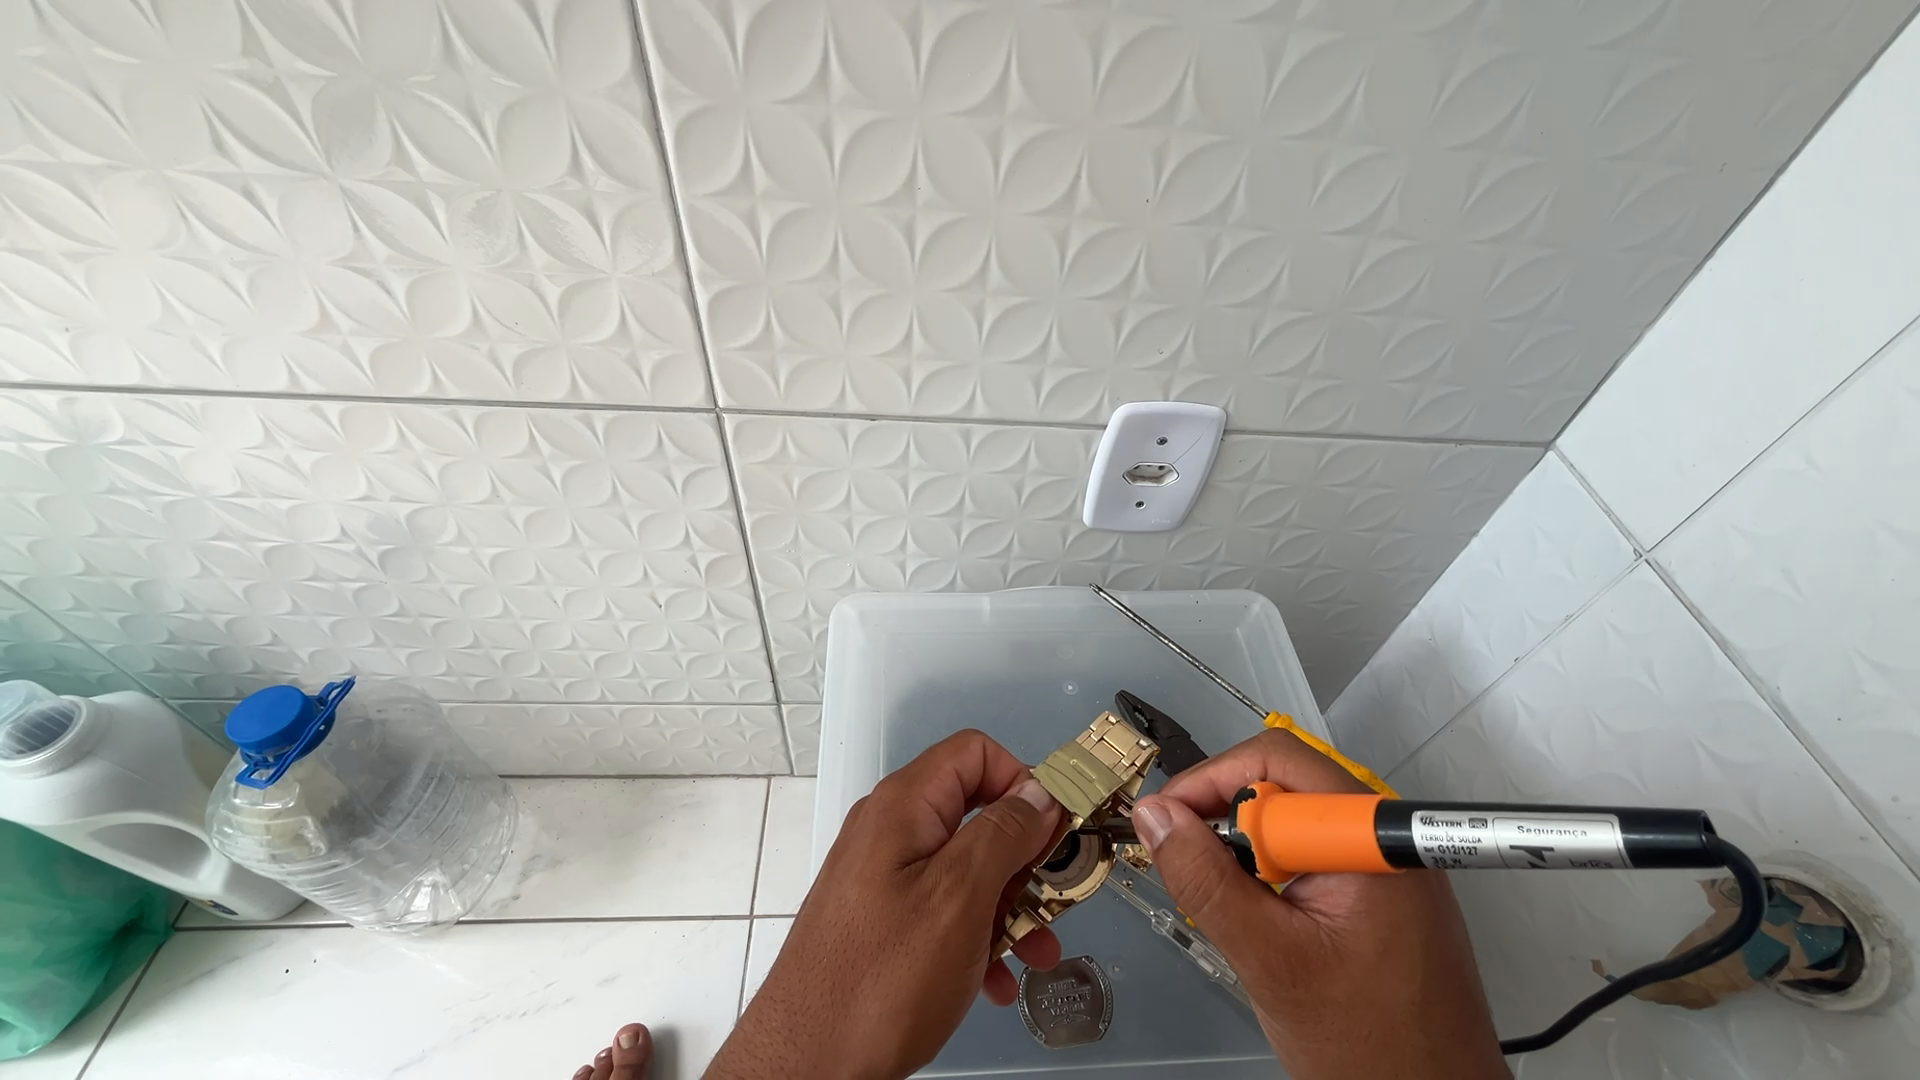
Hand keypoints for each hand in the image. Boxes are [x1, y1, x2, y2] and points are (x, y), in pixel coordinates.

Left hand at [705, 730, 1064, 1079]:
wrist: (805, 1066)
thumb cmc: (884, 977)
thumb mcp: (960, 897)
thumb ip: (1004, 835)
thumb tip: (1040, 793)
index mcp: (904, 804)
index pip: (974, 753)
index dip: (1021, 780)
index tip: (1052, 833)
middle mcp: (890, 829)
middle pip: (974, 811)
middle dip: (1023, 854)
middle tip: (1055, 898)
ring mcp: (883, 875)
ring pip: (964, 866)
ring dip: (1007, 903)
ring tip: (1036, 952)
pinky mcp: (881, 918)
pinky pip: (941, 906)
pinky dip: (975, 933)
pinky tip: (995, 979)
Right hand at [1132, 730, 1508, 1079]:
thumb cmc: (1364, 1043)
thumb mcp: (1269, 959)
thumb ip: (1207, 880)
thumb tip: (1153, 813)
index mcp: (1366, 835)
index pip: (1273, 761)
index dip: (1209, 783)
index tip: (1166, 826)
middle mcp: (1380, 831)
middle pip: (1281, 779)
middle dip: (1222, 813)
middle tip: (1187, 863)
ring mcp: (1384, 861)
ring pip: (1290, 814)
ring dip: (1243, 844)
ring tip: (1221, 896)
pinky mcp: (1381, 889)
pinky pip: (1310, 848)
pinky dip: (1270, 868)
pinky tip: (1259, 912)